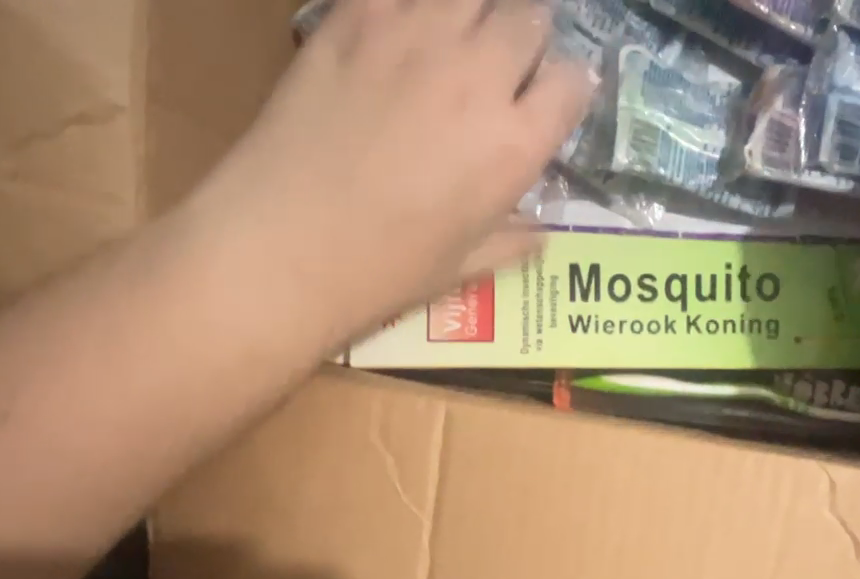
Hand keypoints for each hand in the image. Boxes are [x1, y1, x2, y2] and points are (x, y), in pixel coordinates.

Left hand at [170, 0, 593, 353]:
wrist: (285, 245)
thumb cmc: (382, 270)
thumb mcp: (463, 267)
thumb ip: (512, 240)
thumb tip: (541, 230)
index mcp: (514, 145)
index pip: (575, 82)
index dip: (566, 91)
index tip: (548, 106)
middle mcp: (478, 77)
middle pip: (530, 17)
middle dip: (526, 40)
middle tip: (500, 68)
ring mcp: (416, 36)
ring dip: (476, 12)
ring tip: (455, 42)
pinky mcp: (356, 16)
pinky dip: (412, 5)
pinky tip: (401, 35)